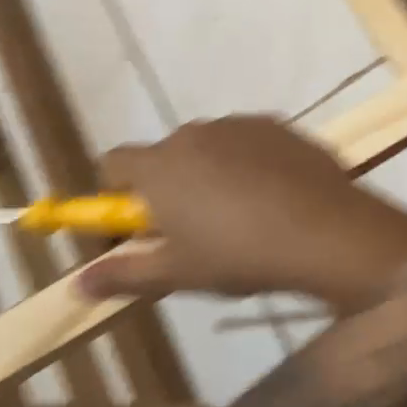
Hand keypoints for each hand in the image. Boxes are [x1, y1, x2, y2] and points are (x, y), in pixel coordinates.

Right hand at [77, 115, 374, 300]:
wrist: (326, 231)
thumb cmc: (241, 254)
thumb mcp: (177, 273)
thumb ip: (124, 273)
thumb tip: (79, 282)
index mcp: (160, 164)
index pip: (115, 163)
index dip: (117, 193)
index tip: (137, 224)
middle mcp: (197, 133)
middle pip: (167, 155)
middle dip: (171, 185)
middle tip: (194, 230)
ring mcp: (243, 124)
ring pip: (212, 148)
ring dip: (214, 172)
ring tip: (243, 218)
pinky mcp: (282, 126)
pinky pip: (251, 143)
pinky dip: (252, 164)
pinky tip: (276, 198)